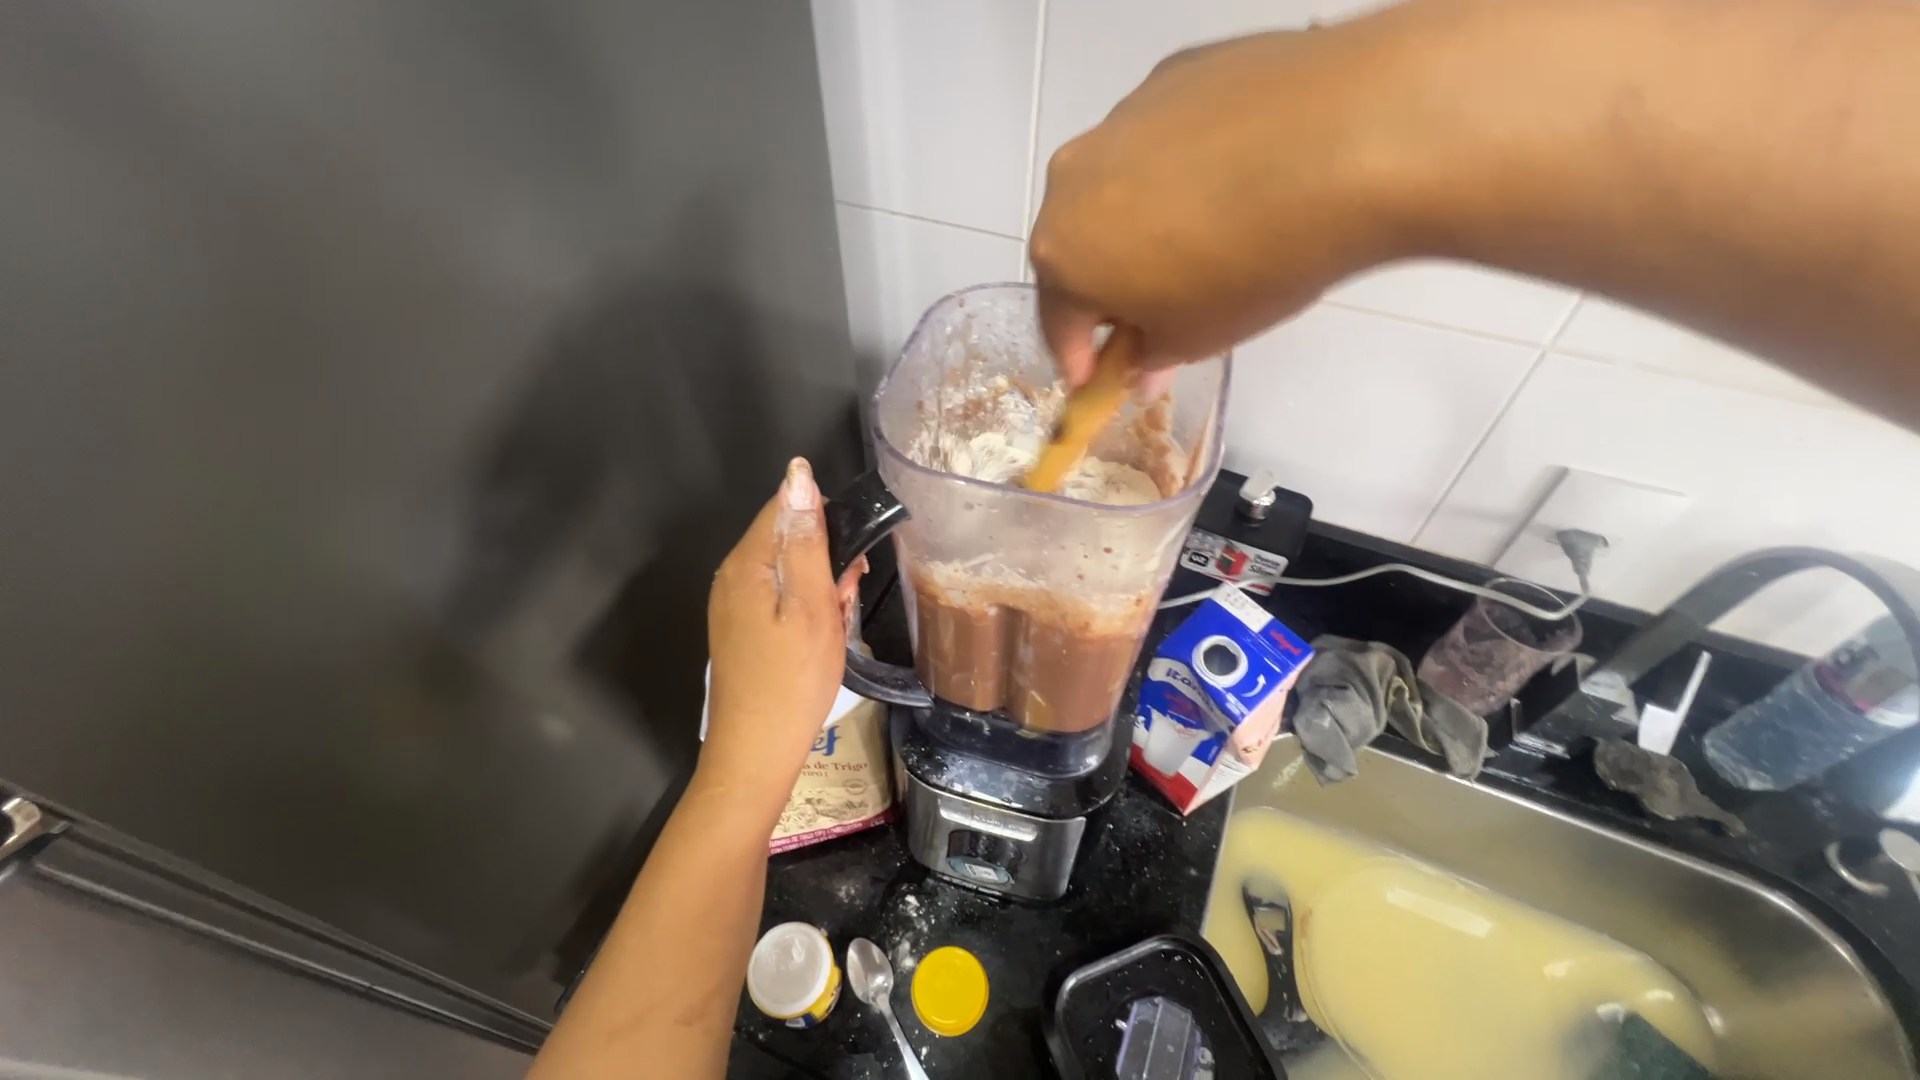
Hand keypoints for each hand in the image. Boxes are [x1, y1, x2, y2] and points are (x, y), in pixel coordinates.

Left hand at [703, 458, 865, 788]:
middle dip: (825, 558)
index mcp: (746, 563)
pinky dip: (806, 608)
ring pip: (787, 570)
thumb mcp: (810, 605)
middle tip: (845, 600)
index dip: (825, 522)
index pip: (784, 506)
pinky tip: (820, 635)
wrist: (757, 750)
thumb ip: (806, 540)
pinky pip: (779, 597)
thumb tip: (799, 474)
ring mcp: (732, 604)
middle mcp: (732, 576)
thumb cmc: (793, 678)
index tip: (850, 562)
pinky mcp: (740, 628)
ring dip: (820, 586)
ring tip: (836, 621)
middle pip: (785, 538)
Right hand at [1029, 16, 1429, 385]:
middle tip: (1150, 311)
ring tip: (1203, 238)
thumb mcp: (1196, 339)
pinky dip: (1180, 169)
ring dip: (1139, 223)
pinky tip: (1233, 180)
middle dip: (1106, 287)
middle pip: (1078, 248)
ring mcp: (1120, 120)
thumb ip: (1151, 357)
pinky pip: (1160, 141)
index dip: (1079, 358)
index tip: (1098, 378)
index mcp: (1063, 254)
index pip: (1057, 322)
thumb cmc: (1250, 266)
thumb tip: (1141, 368)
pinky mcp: (1173, 75)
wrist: (1349, 142)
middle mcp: (1072, 180)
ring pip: (1115, 189)